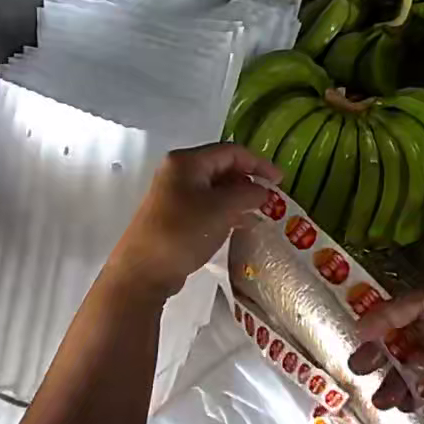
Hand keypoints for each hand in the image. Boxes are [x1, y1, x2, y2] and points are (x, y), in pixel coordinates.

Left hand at [109, 143, 280, 296]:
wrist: (144, 271)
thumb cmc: (184, 232)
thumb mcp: (223, 208)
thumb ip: (249, 193)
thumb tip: (264, 191)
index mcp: (187, 162)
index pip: (231, 152)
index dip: (259, 164)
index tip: (280, 181)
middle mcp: (178, 172)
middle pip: (223, 168)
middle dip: (249, 181)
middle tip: (271, 197)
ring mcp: (175, 194)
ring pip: (216, 188)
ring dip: (240, 197)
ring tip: (261, 212)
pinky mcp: (175, 215)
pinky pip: (208, 205)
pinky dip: (227, 210)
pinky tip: (242, 224)